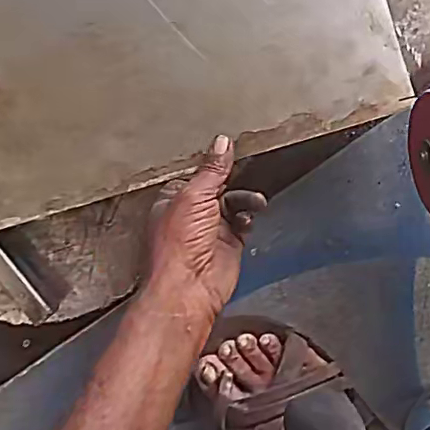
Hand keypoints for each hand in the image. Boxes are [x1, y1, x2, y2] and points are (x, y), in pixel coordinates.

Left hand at [143, 135, 269, 321]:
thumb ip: (212, 170)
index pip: (197, 173)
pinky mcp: (229, 242)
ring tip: (255, 201)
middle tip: (249, 170)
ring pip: (234, 203)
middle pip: (218, 187)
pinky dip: (249, 217)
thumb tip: (222, 142)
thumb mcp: (195, 196)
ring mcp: (211, 228)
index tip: (231, 150)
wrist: (190, 287)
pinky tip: (249, 219)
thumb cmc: (179, 246)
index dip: (214, 164)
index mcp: (174, 199)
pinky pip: (244, 222)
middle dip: (232, 181)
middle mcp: (191, 212)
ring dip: (246, 199)